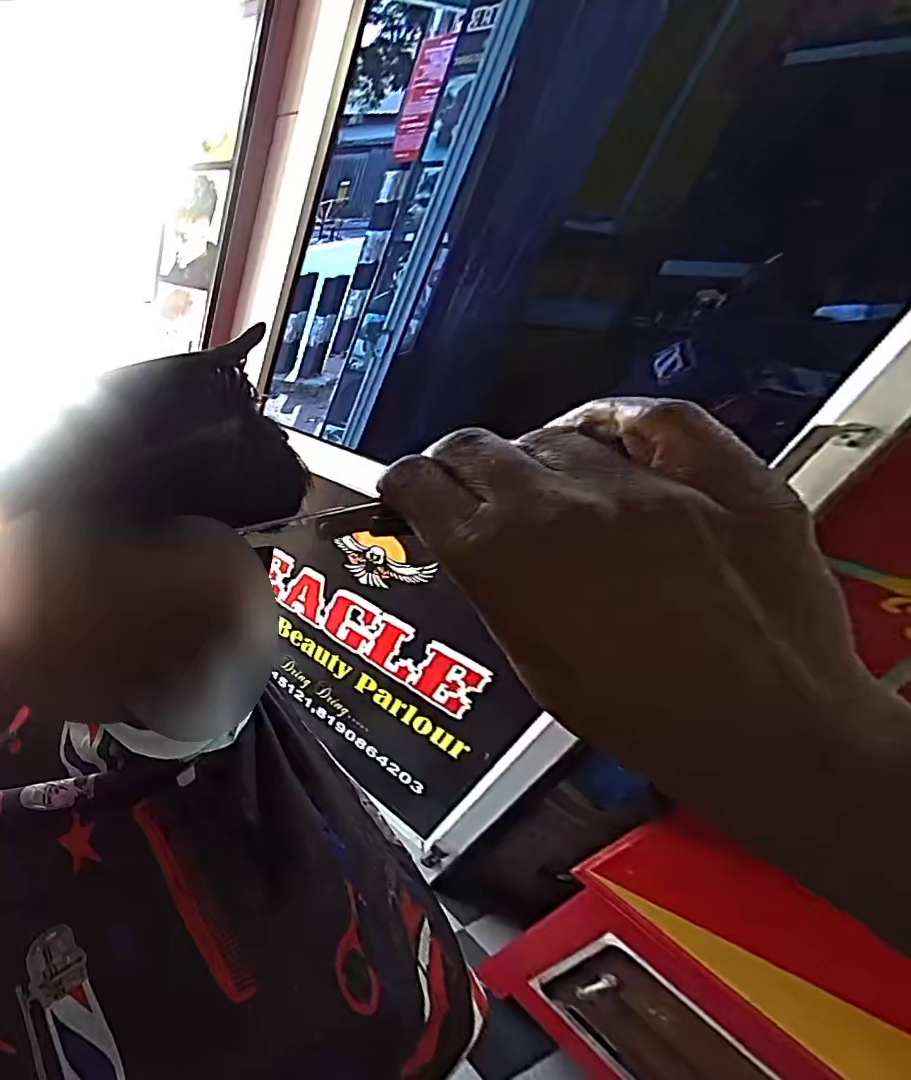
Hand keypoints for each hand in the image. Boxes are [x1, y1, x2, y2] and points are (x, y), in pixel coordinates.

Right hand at [376, 399, 888, 782]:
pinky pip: (656, 418)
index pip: (414, 479)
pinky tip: (602, 439)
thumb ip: (477, 571)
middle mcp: (553, 509)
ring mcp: (640, 490)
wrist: (755, 726)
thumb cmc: (627, 702)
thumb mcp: (508, 637)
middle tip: (464, 485)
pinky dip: (616, 421)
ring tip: (542, 482)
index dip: (403, 482)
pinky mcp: (722, 483)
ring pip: (548, 435)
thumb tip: (459, 534)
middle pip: (470, 446)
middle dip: (453, 465)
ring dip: (530, 456)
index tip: (409, 488)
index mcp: (489, 551)